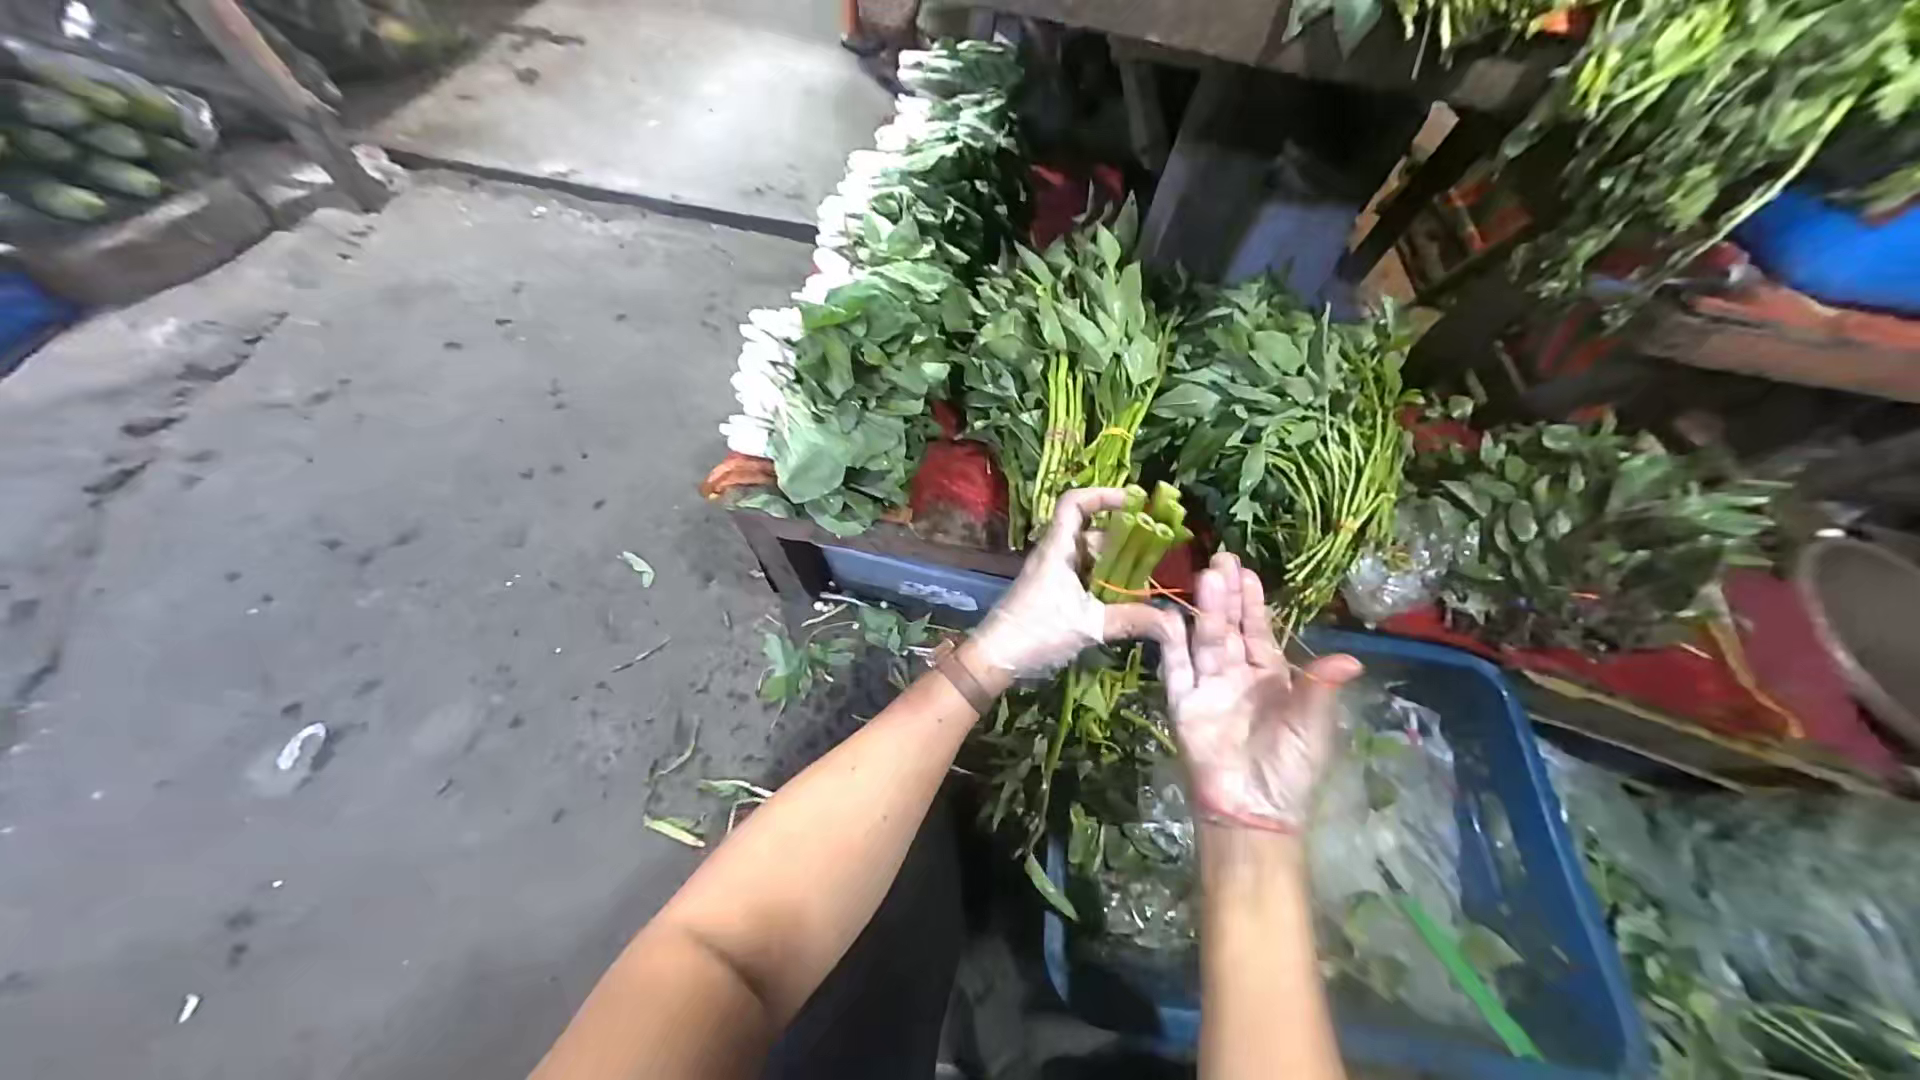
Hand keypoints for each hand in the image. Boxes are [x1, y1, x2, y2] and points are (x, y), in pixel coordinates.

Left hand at [969, 488, 1178, 676]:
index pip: (1075, 503)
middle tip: (1153, 555)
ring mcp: (1051, 574)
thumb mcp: (1089, 625)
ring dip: (1115, 566)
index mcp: (1057, 549)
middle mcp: (1054, 554)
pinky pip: (1082, 577)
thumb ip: (1132, 620)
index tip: (1135, 501)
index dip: (1104, 495)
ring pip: (1088, 557)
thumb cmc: (1036, 632)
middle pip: (1090, 531)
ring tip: (1145, 583)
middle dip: (1122, 540)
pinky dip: (1104, 583)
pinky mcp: (1050, 593)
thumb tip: (1173, 621)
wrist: (995, 658)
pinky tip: (1123, 602)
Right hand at [1160, 552, 1362, 832]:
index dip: (1253, 602)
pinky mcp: (1183, 702)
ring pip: (1205, 638)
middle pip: (1229, 626)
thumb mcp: (1312, 727)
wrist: (1254, 809)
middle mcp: (1236, 673)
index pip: (1259, 630)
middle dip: (1227, 594)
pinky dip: (1169, 642)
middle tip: (1222, 558)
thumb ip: (1320, 690)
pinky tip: (1167, 617)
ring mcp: (1207, 685)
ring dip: (1206, 609)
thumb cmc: (1290, 768)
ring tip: (1206, 576)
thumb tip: (1350, 658)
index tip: (1247, 571)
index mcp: (1270, 676)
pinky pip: (1175, 666)